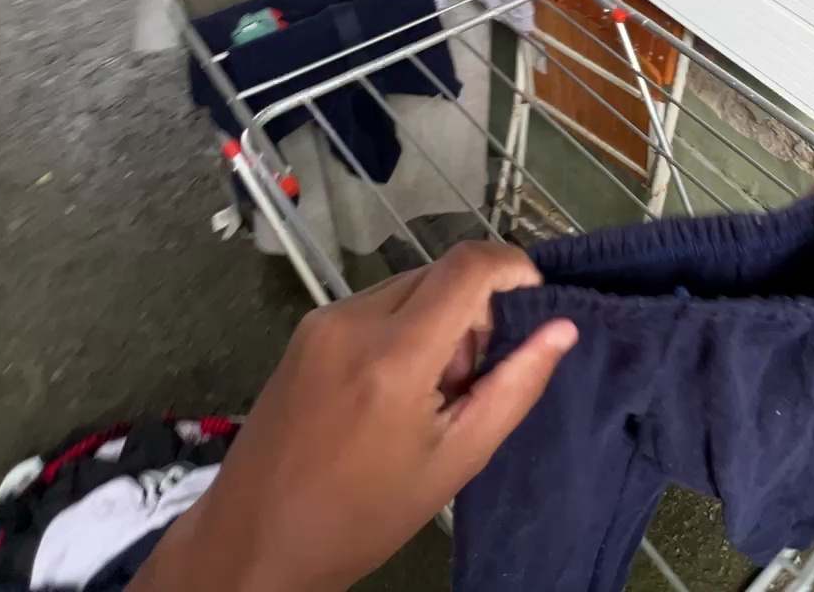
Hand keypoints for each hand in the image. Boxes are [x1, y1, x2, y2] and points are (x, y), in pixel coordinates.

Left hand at [131, 242, 577, 591]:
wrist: (250, 546)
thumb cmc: (362, 515)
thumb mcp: (456, 460)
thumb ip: (516, 386)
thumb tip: (563, 327)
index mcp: (394, 355)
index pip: (469, 265)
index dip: (515, 267)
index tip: (534, 302)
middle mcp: (355, 318)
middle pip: (445, 272)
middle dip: (479, 306)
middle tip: (475, 372)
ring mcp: (325, 317)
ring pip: (415, 283)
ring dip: (444, 315)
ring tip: (433, 386)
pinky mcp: (310, 324)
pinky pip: (382, 298)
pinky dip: (410, 321)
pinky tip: (397, 380)